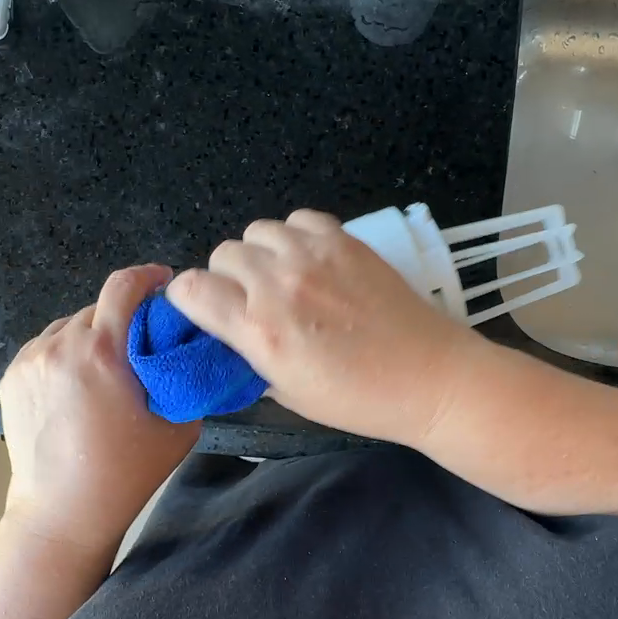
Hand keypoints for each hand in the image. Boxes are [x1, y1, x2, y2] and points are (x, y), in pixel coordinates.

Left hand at [0, 264, 199, 557]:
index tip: (163, 284)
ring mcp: (29, 360)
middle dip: (123, 318)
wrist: (62, 512)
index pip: (124, 286)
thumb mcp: (179, 427)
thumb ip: (183, 380)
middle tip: (141, 345)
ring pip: (68, 327)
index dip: (148, 277)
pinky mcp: (11, 377)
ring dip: (92, 337)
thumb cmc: (126, 474)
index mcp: (102, 352)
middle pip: (97, 308)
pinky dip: (66, 355)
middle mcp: (60, 345)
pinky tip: (77, 386)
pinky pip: (46, 348)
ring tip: (106, 370)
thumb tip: (185, 355)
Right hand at [165, 209, 484, 444]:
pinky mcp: (344, 240)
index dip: (189, 300)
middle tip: (253, 302)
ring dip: (260, 254)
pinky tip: (310, 262)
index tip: (204, 312)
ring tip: (283, 279)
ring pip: (256, 231)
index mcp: (260, 330)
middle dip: (227, 279)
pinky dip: (295, 236)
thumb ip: (248, 359)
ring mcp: (313, 256)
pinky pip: (298, 219)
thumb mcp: (288, 394)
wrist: (428, 378)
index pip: (190, 289)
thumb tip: (228, 337)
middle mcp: (278, 284)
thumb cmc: (357, 399)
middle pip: (222, 254)